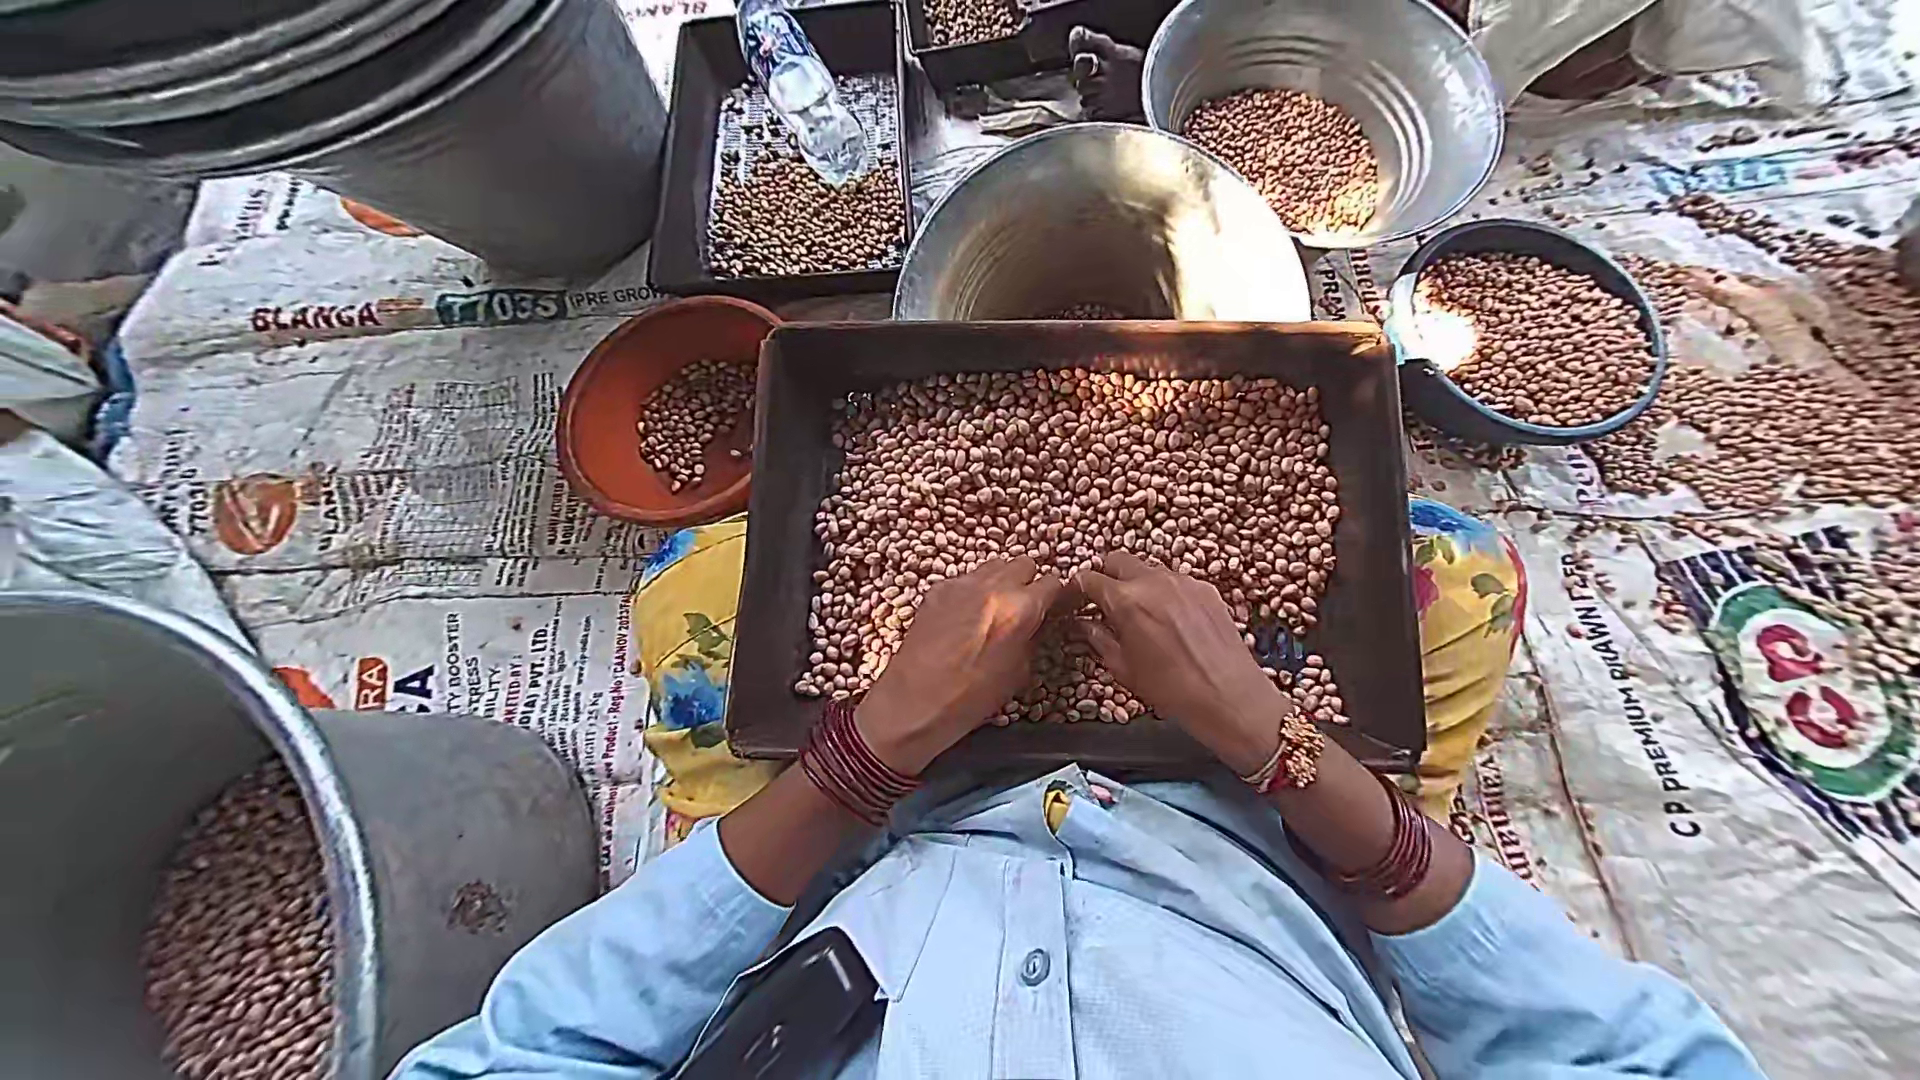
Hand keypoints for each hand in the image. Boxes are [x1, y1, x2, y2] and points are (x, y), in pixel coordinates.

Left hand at [856, 557, 1064, 774]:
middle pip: (1024, 564)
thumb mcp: (1017, 672)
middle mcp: (991, 586)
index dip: (1056, 597)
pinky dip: (975, 590)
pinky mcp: (937, 589)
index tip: (1055, 607)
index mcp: (1018, 609)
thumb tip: (1038, 622)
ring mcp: (960, 584)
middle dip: (1029, 583)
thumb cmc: (967, 699)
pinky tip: (968, 616)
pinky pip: (967, 579)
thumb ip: (1033, 636)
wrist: (912, 704)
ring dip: (1002, 582)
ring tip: (997, 609)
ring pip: (995, 565)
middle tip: (1026, 607)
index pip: (1052, 583)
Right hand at [1073, 552, 1294, 775]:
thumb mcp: (1123, 667)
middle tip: (1105, 602)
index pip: (1089, 577)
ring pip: (1148, 569)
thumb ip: (1098, 638)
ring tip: (1140, 613)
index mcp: (1126, 600)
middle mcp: (1153, 580)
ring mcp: (1183, 581)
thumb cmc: (1171, 689)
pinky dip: (1164, 592)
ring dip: (1136, 583)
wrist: (1230, 698)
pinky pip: (1175, 581)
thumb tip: (1082, 623)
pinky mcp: (1206, 589)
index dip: (1078, 588)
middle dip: (1107, 576)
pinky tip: (1170, 620)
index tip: (1077, 601)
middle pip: (1117, 560)